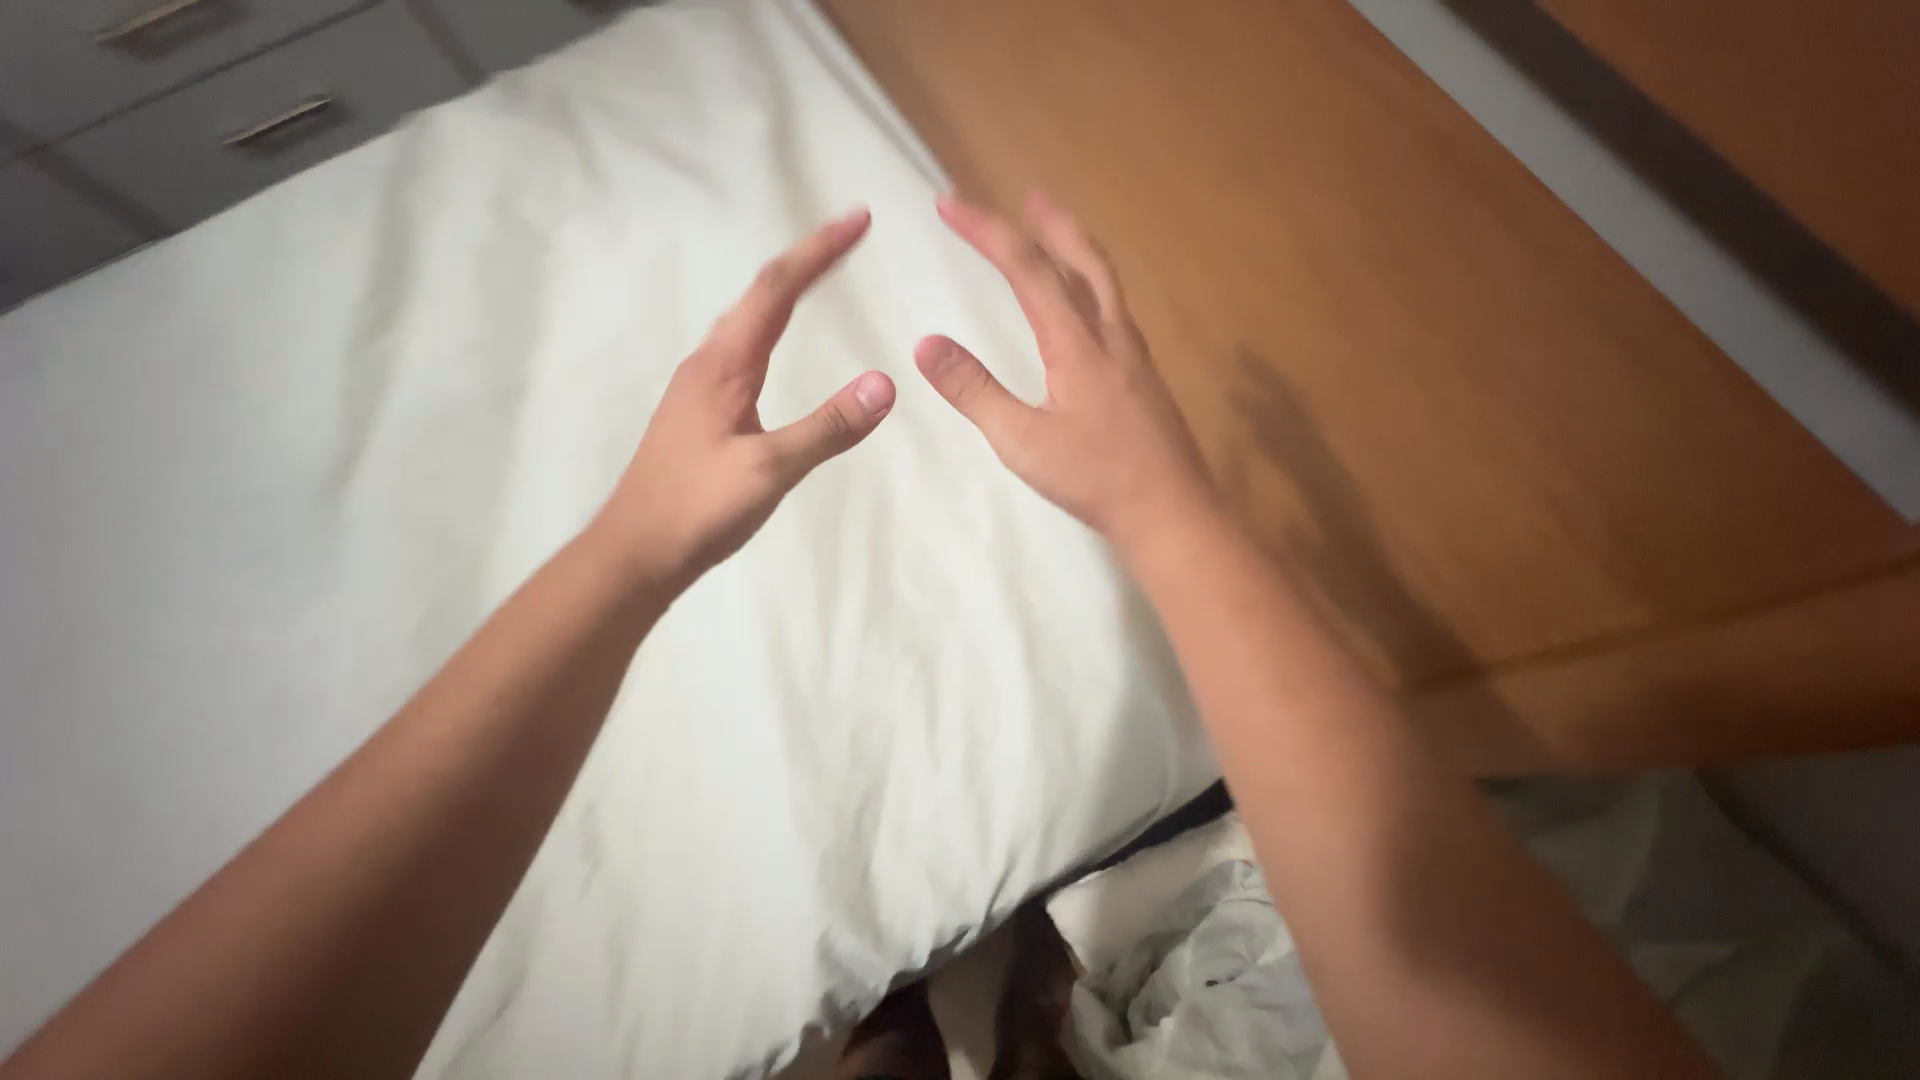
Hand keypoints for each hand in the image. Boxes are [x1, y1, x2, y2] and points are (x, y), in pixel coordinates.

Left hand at [595, 209, 894, 585]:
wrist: (637, 550)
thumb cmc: (698, 508)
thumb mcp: (770, 470)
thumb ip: (828, 427)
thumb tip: (885, 384)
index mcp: (723, 366)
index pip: (776, 291)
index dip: (818, 252)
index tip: (858, 219)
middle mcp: (708, 364)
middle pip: (759, 295)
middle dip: (806, 261)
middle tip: (849, 239)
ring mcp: (700, 388)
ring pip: (746, 321)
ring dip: (784, 291)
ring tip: (820, 277)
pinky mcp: (700, 412)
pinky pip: (741, 349)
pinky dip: (770, 327)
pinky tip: (776, 347)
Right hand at [916, 192, 1215, 550]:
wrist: (1171, 512)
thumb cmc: (1095, 479)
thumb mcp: (1022, 441)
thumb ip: (975, 391)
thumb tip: (926, 344)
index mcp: (1077, 343)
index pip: (1027, 268)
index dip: (986, 231)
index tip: (949, 205)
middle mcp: (1111, 337)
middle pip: (1082, 260)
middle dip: (1050, 224)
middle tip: (1027, 197)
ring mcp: (1134, 358)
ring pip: (1104, 284)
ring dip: (1076, 251)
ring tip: (1056, 237)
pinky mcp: (1143, 380)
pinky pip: (1113, 313)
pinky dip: (1090, 288)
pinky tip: (1084, 313)